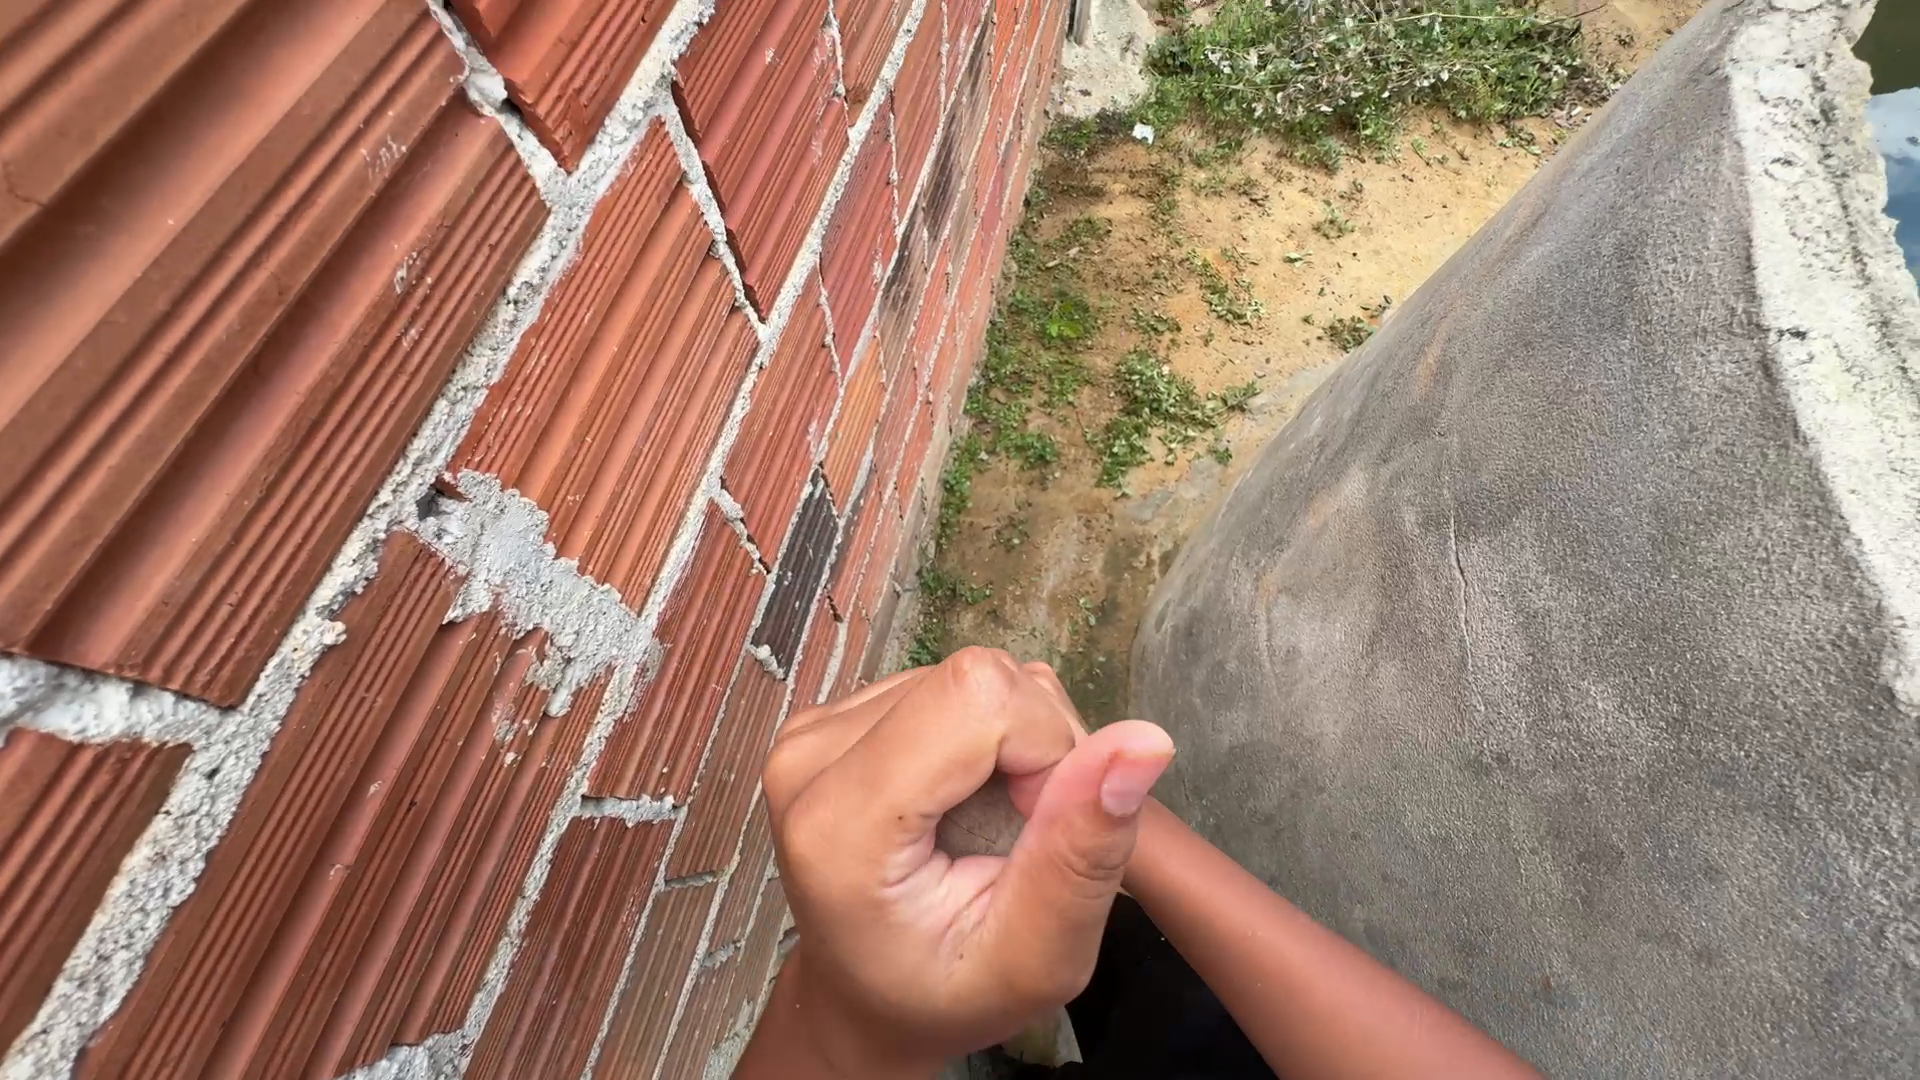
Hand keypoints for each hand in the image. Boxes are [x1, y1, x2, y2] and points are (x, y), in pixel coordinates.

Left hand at [756, 647, 1175, 1074]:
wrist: (862, 990)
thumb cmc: (941, 991)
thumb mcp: (1035, 959)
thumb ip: (1084, 852)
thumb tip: (1144, 740)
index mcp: (840, 823)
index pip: (977, 695)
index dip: (1044, 745)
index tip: (1040, 823)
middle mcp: (810, 755)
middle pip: (975, 676)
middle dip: (1035, 740)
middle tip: (1022, 826)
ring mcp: (816, 727)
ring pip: (966, 674)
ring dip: (1010, 736)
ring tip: (993, 816)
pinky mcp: (835, 714)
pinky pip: (943, 682)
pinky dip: (981, 730)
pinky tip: (967, 791)